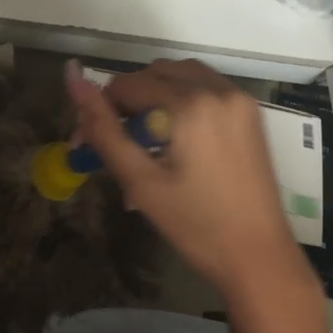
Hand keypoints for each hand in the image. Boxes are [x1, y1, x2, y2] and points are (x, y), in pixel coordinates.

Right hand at [66, 59, 305, 296]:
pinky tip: (178, 136)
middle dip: (130, 102)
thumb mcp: (140, 181)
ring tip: (149, 141)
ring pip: (180, 74)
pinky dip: (184, 98)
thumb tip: (71, 75)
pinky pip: (205, 85)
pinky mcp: (250, 110)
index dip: (104, 110)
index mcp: (191, 104)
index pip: (127, 85)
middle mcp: (217, 89)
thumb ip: (103, 127)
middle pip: (153, 74)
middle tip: (121, 146)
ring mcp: (238, 97)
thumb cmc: (197, 226)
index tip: (92, 144)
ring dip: (156, 95)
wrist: (261, 259)